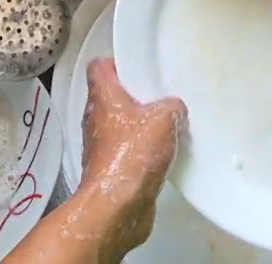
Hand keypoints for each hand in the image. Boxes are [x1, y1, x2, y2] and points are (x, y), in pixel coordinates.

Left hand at [74, 58, 185, 252]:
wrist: (116, 208)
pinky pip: (127, 149)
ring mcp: (100, 145)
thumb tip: (175, 109)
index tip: (138, 67)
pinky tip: (163, 153)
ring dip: (141, 124)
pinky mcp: (109, 169)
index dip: (116, 62)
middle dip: (136, 95)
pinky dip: (141, 150)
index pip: (99, 66)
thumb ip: (172, 107)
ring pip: (121, 124)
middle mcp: (96, 117)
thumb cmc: (132, 154)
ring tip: (167, 124)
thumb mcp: (163, 120)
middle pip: (113, 95)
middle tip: (161, 95)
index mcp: (102, 95)